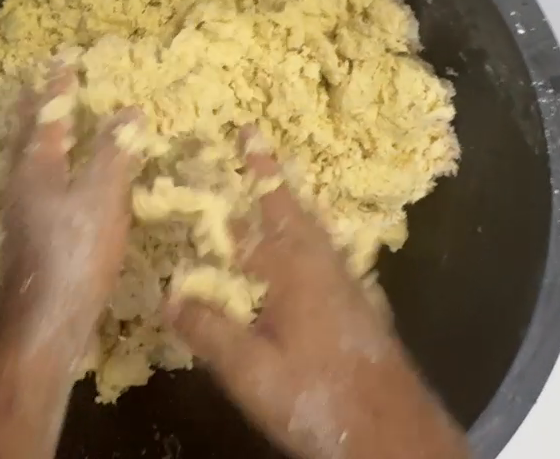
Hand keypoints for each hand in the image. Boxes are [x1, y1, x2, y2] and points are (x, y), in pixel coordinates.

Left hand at [0, 65, 138, 365]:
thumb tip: (130, 111)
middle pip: (26, 132)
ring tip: (52, 120)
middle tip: (44, 81)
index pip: (47, 112)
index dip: (58, 85)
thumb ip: (115, 152)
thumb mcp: (103, 197)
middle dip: (36, 104)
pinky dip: (49, 162)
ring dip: (40, 132)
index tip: (64, 59)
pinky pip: (37, 181)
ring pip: (28, 157)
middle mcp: (22, 182)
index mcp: (37, 165)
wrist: (44, 323)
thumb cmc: (74, 253)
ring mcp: (22, 210)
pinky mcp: (30, 234)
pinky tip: (62, 177)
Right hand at [165, 143, 467, 458]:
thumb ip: (210, 331)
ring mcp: (343, 278)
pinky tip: (295, 247)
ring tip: (269, 184)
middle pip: (291, 205)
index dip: (250, 170)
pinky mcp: (354, 299)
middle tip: (252, 142)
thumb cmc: (319, 396)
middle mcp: (321, 260)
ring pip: (310, 224)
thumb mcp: (251, 372)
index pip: (261, 208)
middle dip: (270, 173)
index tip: (242, 130)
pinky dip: (303, 230)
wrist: (392, 431)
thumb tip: (168, 295)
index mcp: (293, 267)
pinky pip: (322, 247)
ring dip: (288, 200)